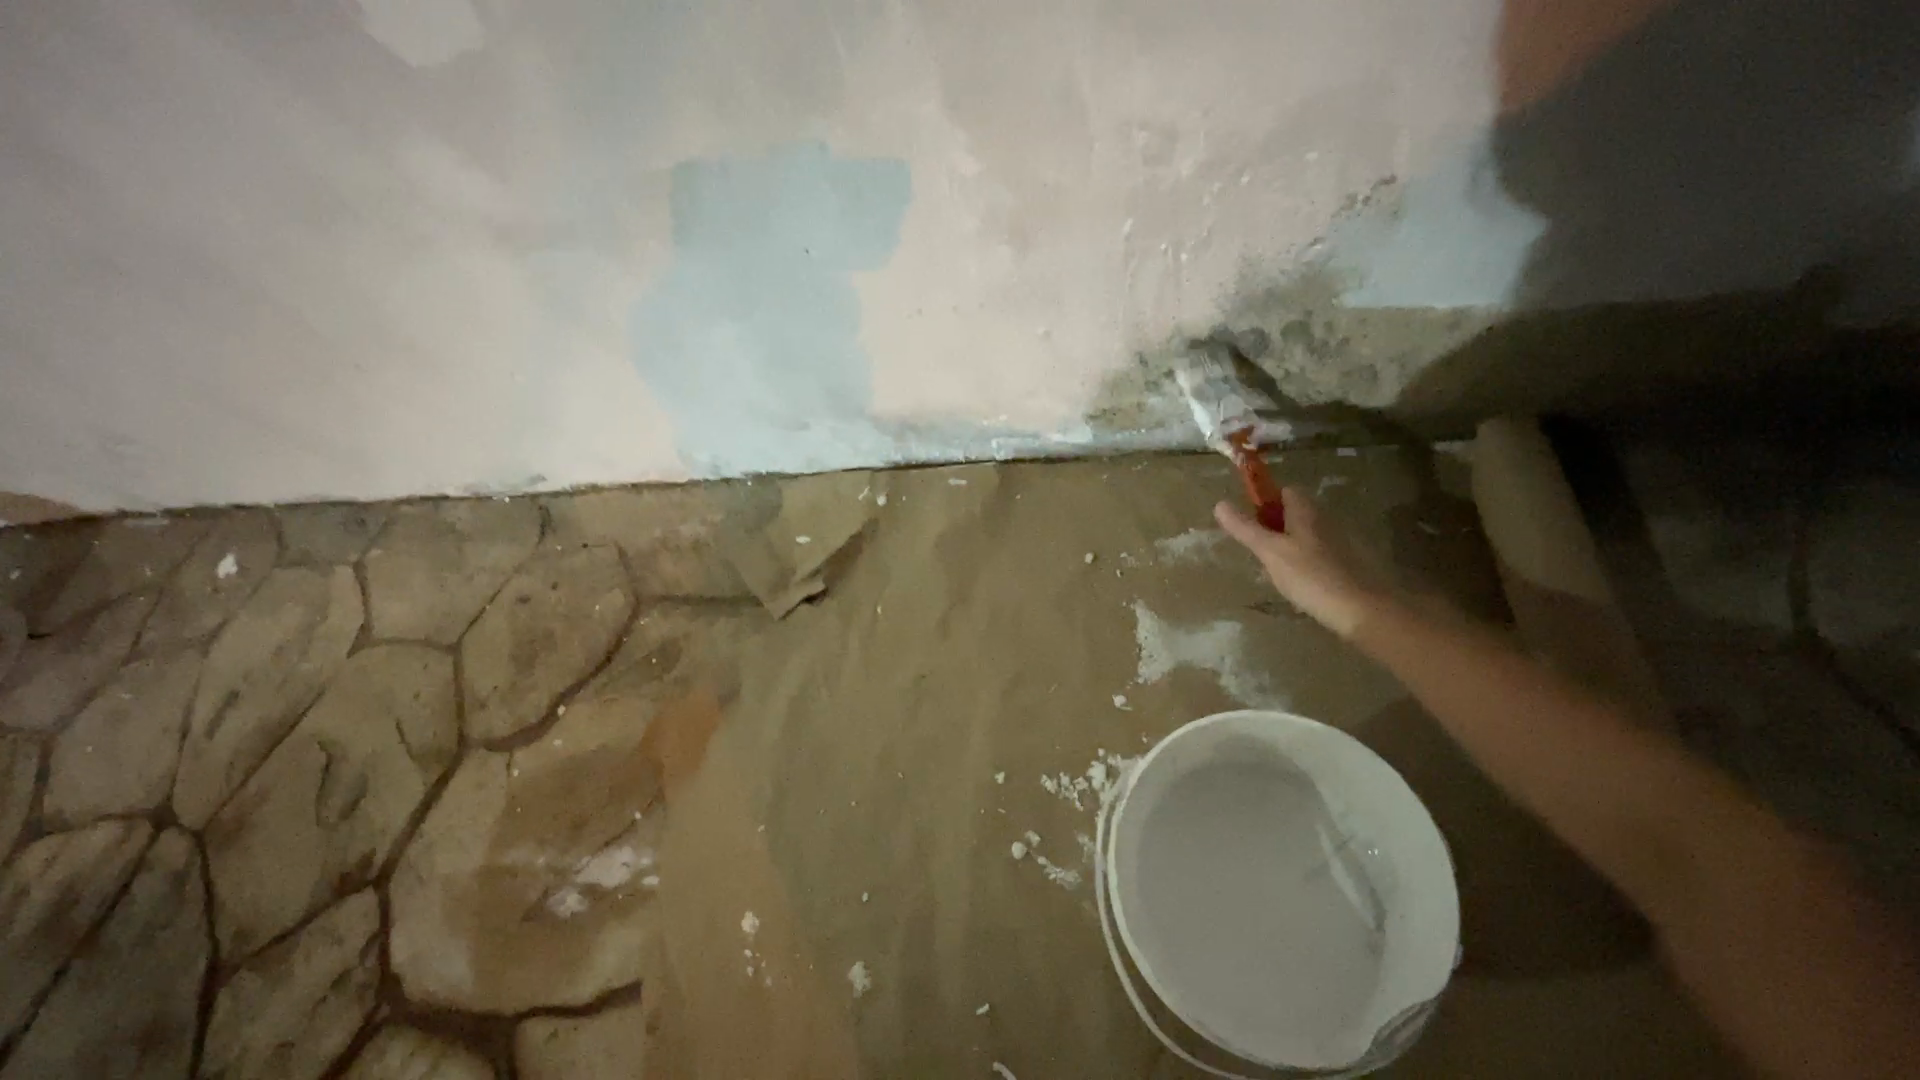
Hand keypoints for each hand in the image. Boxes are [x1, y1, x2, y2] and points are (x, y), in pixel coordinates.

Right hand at [1214, 489, 1384, 638]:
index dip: (1266, 502)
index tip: (1251, 524)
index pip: (1286, 491)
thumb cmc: (1311, 576)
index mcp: (1307, 512)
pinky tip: (1304, 588)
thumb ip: (1246, 529)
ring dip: (1293, 549)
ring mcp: (1343, 543)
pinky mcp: (1353, 565)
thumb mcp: (1270, 552)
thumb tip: (1220, 503)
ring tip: (1280, 576)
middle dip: (1277, 529)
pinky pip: (1323, 557)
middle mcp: (1328, 520)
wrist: (1363, 610)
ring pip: (1310, 537)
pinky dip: (1310, 566)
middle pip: (1297, 514)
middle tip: (1262, 555)